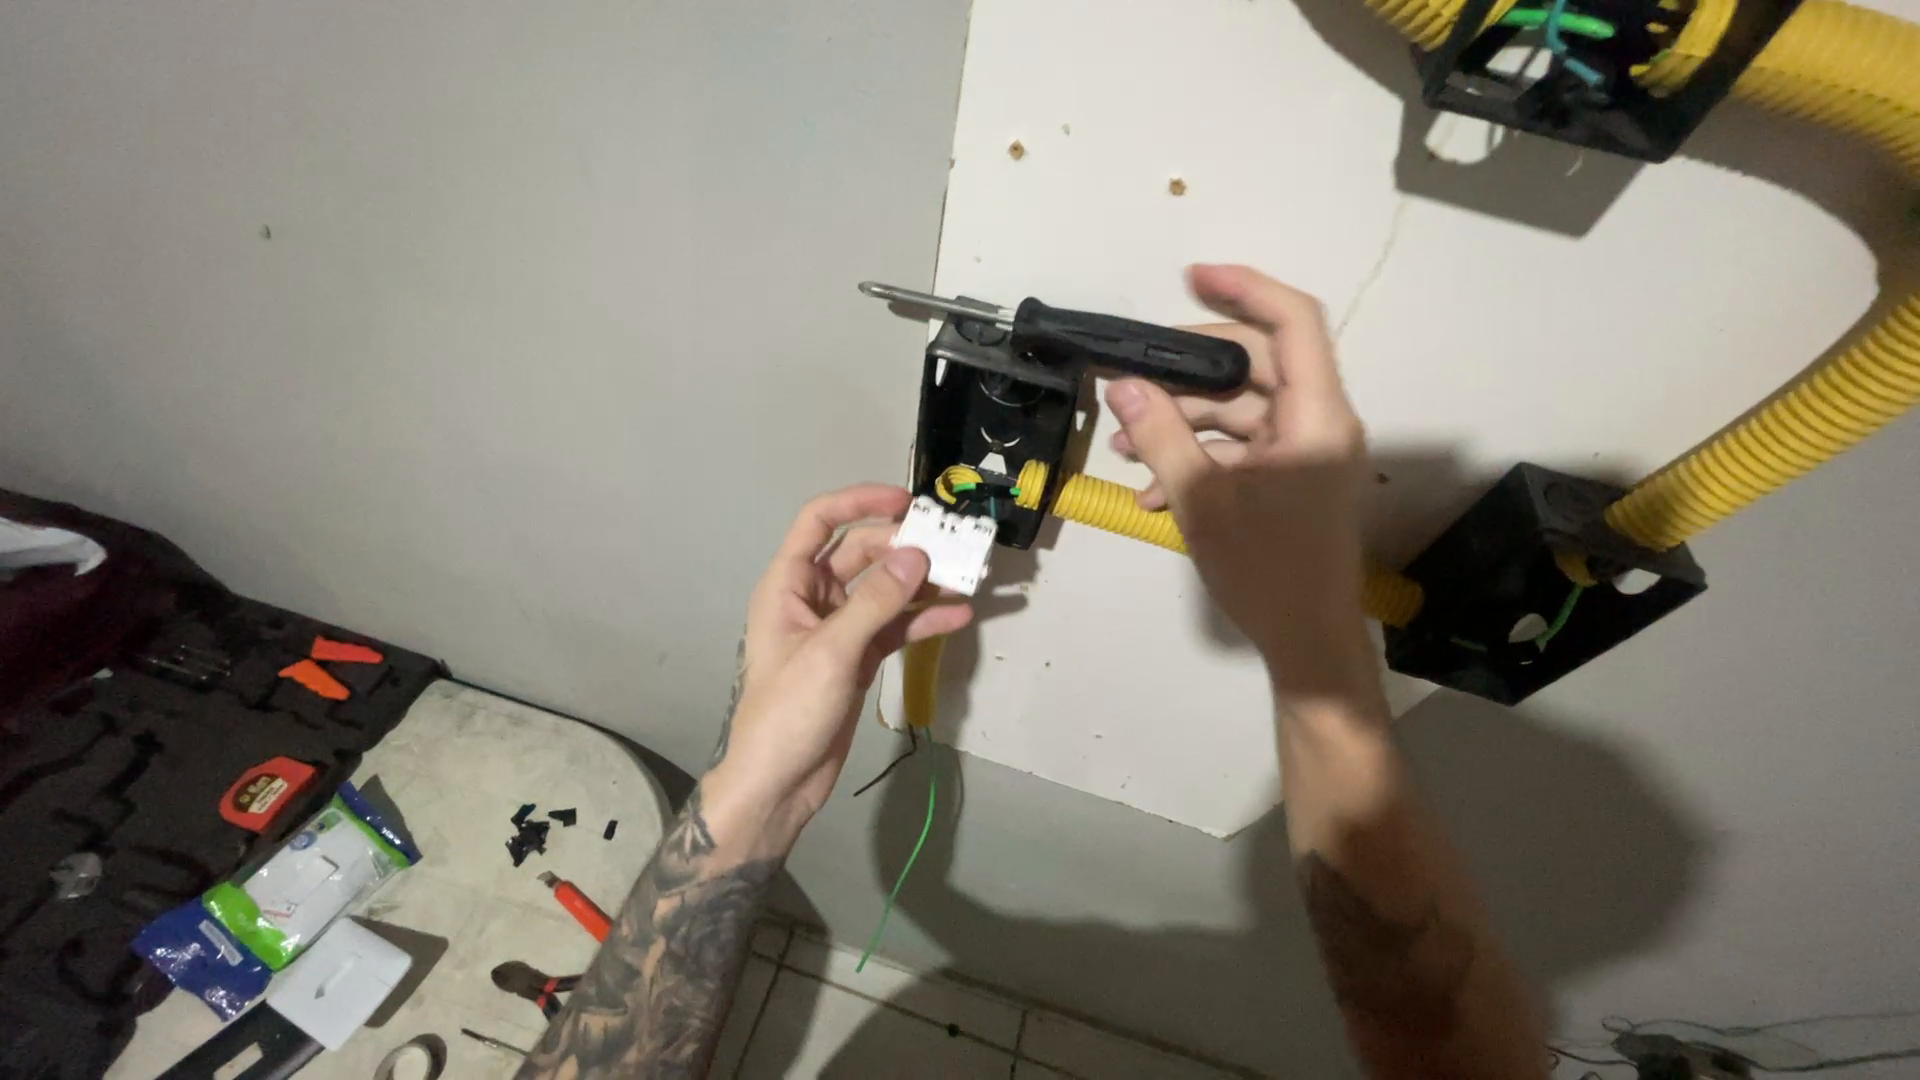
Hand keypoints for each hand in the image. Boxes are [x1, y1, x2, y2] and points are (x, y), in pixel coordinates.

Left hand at [703, 484, 972, 852]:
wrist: (780, 782)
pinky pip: (895, 626)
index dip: (859, 501)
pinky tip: (958, 616)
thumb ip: (876, 602)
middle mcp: (814, 597)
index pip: (819, 521)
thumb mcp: (832, 652)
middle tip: (947, 546)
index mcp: (789, 584)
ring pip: (884, 589)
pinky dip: (923, 620)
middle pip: (861, 552)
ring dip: (921, 584)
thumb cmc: (789, 711)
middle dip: (902, 547)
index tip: (905, 501)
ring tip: (964, 578)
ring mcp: (840, 627)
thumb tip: (918, 556)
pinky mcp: (860, 655)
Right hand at [1107, 264, 1374, 695]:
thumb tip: (1121, 386)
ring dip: (1180, 423)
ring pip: (1237, 411)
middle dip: (1186, 374)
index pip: (1293, 323)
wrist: (1305, 639)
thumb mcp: (1201, 501)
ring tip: (1123, 446)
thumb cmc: (1264, 570)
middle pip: (1253, 366)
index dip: (1245, 289)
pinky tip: (1149, 489)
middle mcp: (1316, 423)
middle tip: (1131, 382)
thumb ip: (1160, 437)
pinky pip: (1238, 449)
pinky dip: (1196, 458)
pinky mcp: (1286, 479)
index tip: (1191, 278)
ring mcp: (1301, 453)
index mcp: (1314, 417)